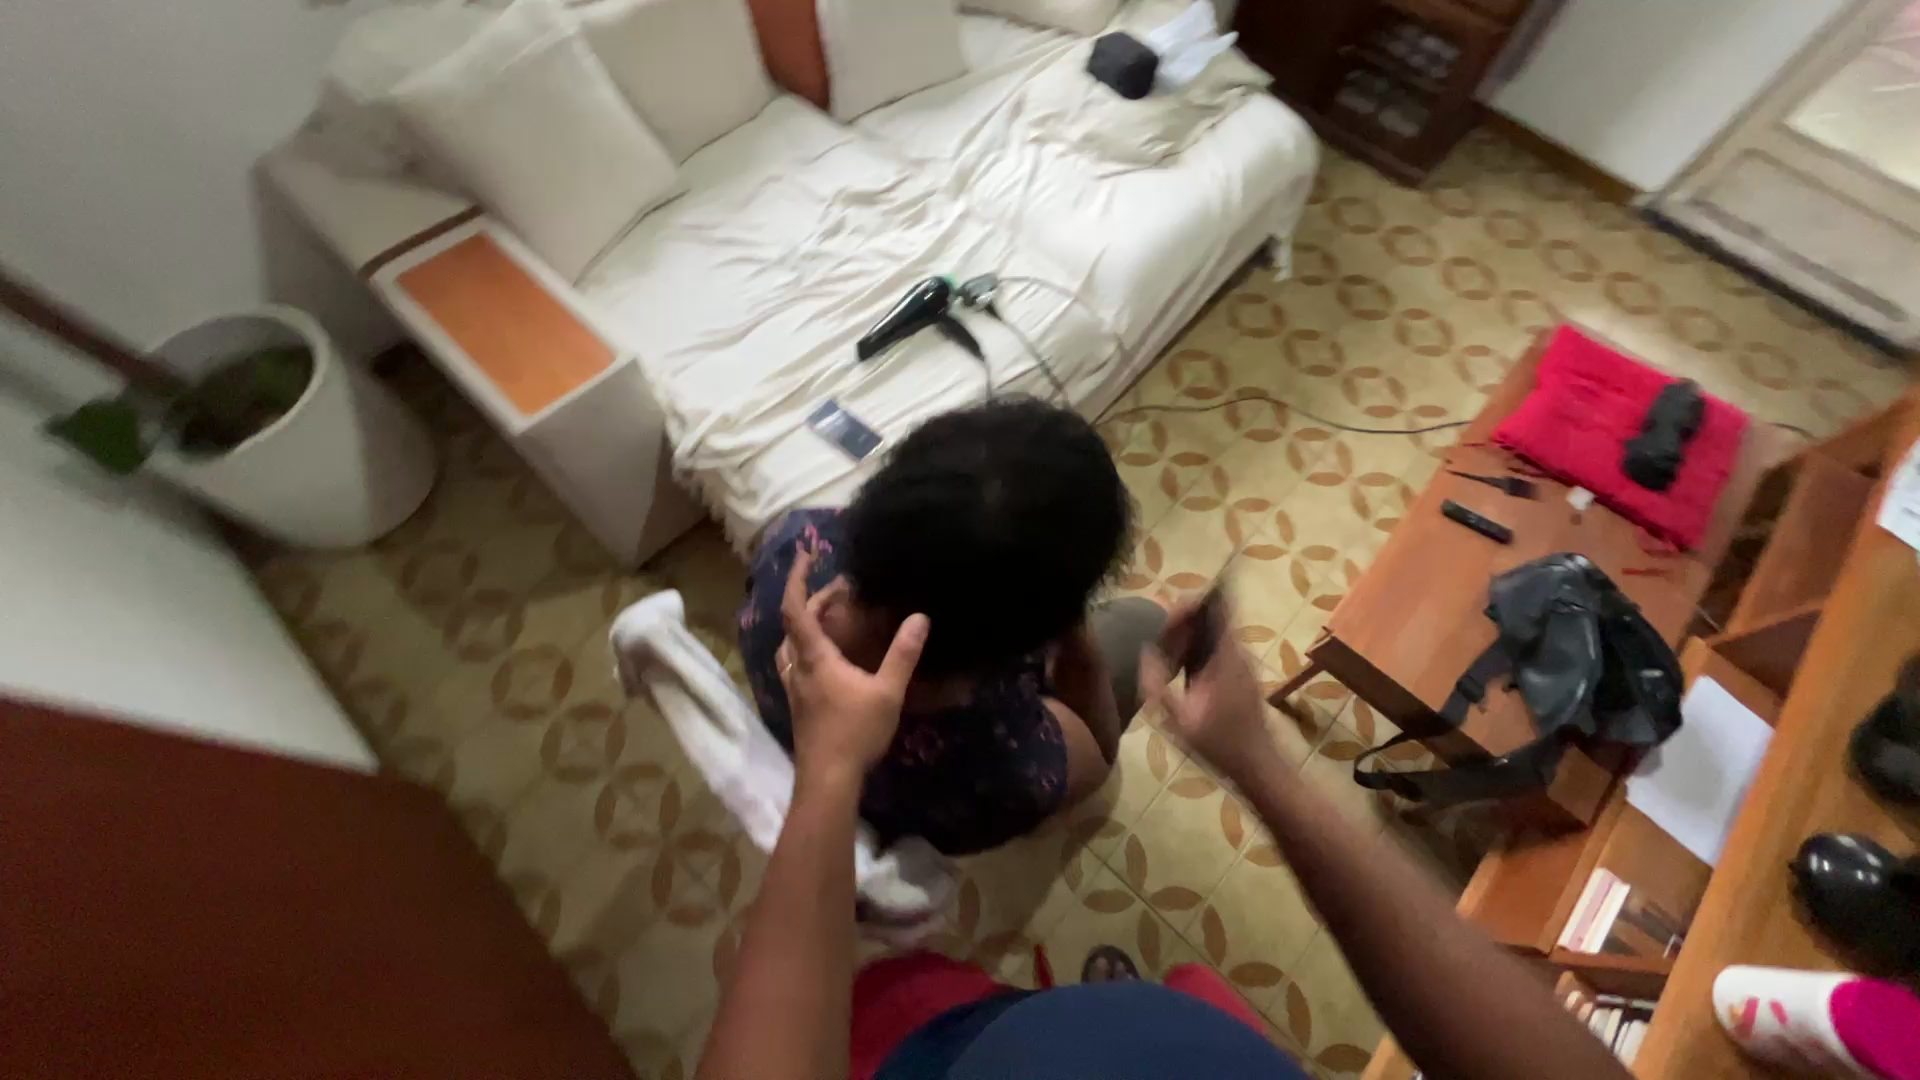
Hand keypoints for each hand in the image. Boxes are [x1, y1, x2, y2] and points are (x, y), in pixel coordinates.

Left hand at [776, 548, 928, 785]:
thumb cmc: (854, 732)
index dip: (799, 578)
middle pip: (795, 623)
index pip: (797, 608)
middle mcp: (797, 666)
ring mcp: (794, 687)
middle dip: (815, 600)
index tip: (807, 554)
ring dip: (806, 624)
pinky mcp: (799, 704)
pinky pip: (795, 663)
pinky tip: (827, 659)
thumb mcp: (887, 692)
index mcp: (814, 656)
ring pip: (790, 645)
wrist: (826, 781)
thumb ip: (903, 654)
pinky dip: (807, 647)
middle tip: (842, 591)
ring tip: (830, 618)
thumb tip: (919, 618)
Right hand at [1139, 595, 1275, 783]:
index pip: (1212, 608)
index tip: (1163, 623)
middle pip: (1209, 617)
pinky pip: (1215, 646)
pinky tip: (1180, 672)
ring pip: (1212, 631)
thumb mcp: (1179, 718)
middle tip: (1159, 645)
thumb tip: (1145, 652)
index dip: (1186, 606)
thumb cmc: (1220, 744)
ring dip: (1187, 637)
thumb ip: (1157, 684)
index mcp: (1226, 656)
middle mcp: (1238, 651)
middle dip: (1180, 623)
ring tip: (1165, 658)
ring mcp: (1242, 661)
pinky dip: (1196, 649)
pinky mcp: (1241, 672)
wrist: (1259, 766)